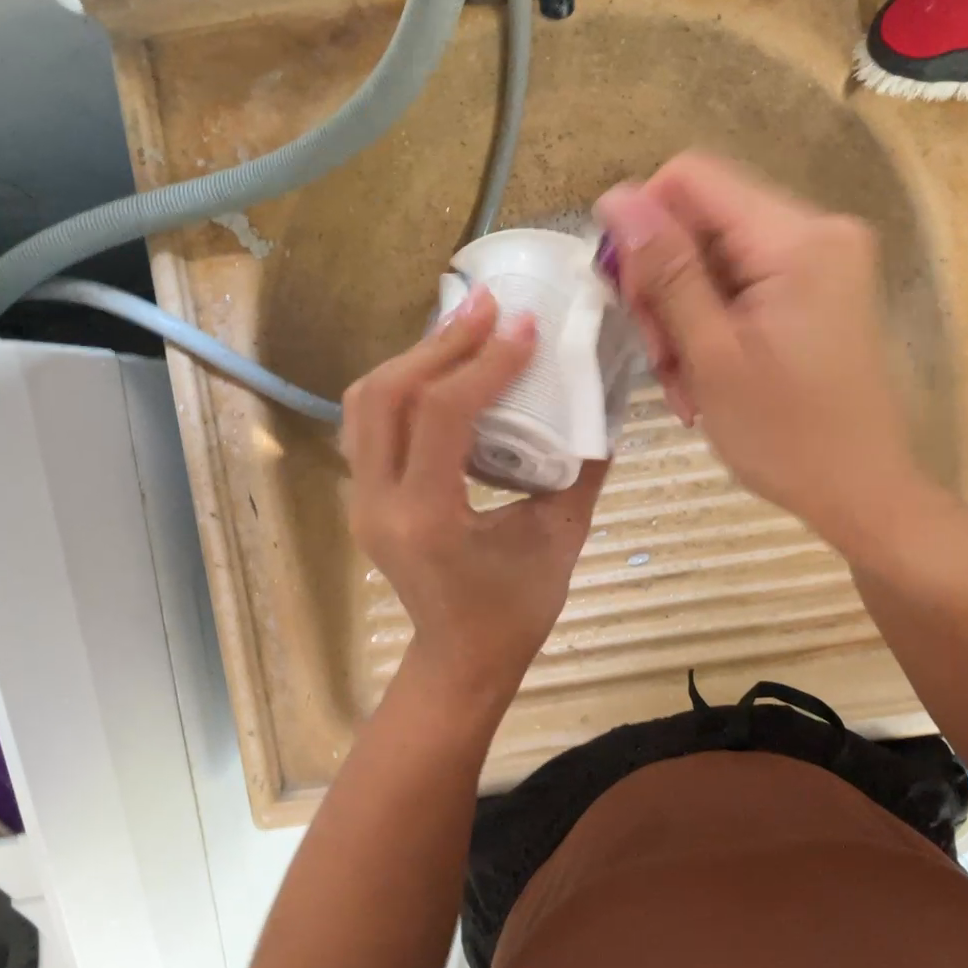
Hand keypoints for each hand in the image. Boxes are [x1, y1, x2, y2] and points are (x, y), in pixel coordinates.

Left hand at [342, 286, 607, 702]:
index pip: (443, 415)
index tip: (526, 328)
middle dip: (442, 343)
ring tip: (465, 328)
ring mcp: (362, 499)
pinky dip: (400, 383)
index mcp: (429, 518)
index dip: (485, 363)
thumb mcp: (561, 540)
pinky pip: (367, 421)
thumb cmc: (516, 612)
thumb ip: (583, 468)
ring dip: (414, 357)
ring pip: (365, 402)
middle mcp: (379, 503)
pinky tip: (440, 368)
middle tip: (489, 307)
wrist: (460, 660)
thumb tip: (606, 401)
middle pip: (388, 394)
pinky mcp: (363, 495)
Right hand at [594, 151, 922, 546]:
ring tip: (682, 379)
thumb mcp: (712, 355)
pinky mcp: (818, 288)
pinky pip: (742, 282)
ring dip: (682, 314)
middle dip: (664, 284)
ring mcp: (821, 260)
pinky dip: (711, 324)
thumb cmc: (786, 437)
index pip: (691, 178)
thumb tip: (617, 198)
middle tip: (659, 354)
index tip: (626, 295)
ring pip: (714, 256)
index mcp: (797, 238)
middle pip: (702, 219)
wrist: (862, 492)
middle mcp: (816, 231)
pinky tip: (704, 374)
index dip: (640, 224)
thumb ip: (666, 271)